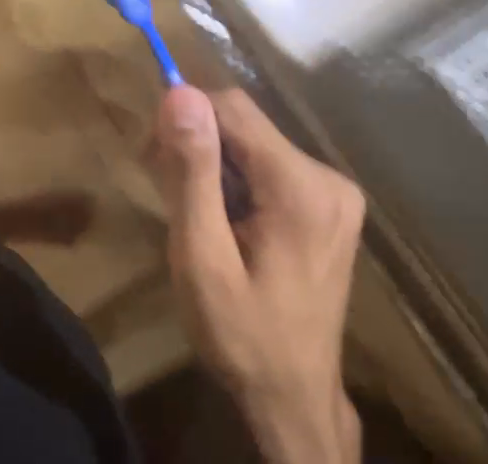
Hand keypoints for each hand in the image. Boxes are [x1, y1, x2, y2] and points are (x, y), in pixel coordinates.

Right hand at [151, 84, 365, 463]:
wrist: (291, 394)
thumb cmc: (239, 332)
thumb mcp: (201, 254)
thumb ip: (192, 171)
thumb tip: (179, 93)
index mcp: (301, 186)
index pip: (231, 107)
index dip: (183, 120)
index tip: (153, 162)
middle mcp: (328, 177)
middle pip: (243, 124)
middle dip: (196, 146)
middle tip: (169, 196)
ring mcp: (334, 192)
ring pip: (252, 143)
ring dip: (213, 166)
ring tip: (196, 218)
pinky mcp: (328, 205)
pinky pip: (268, 165)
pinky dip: (235, 182)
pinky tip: (225, 222)